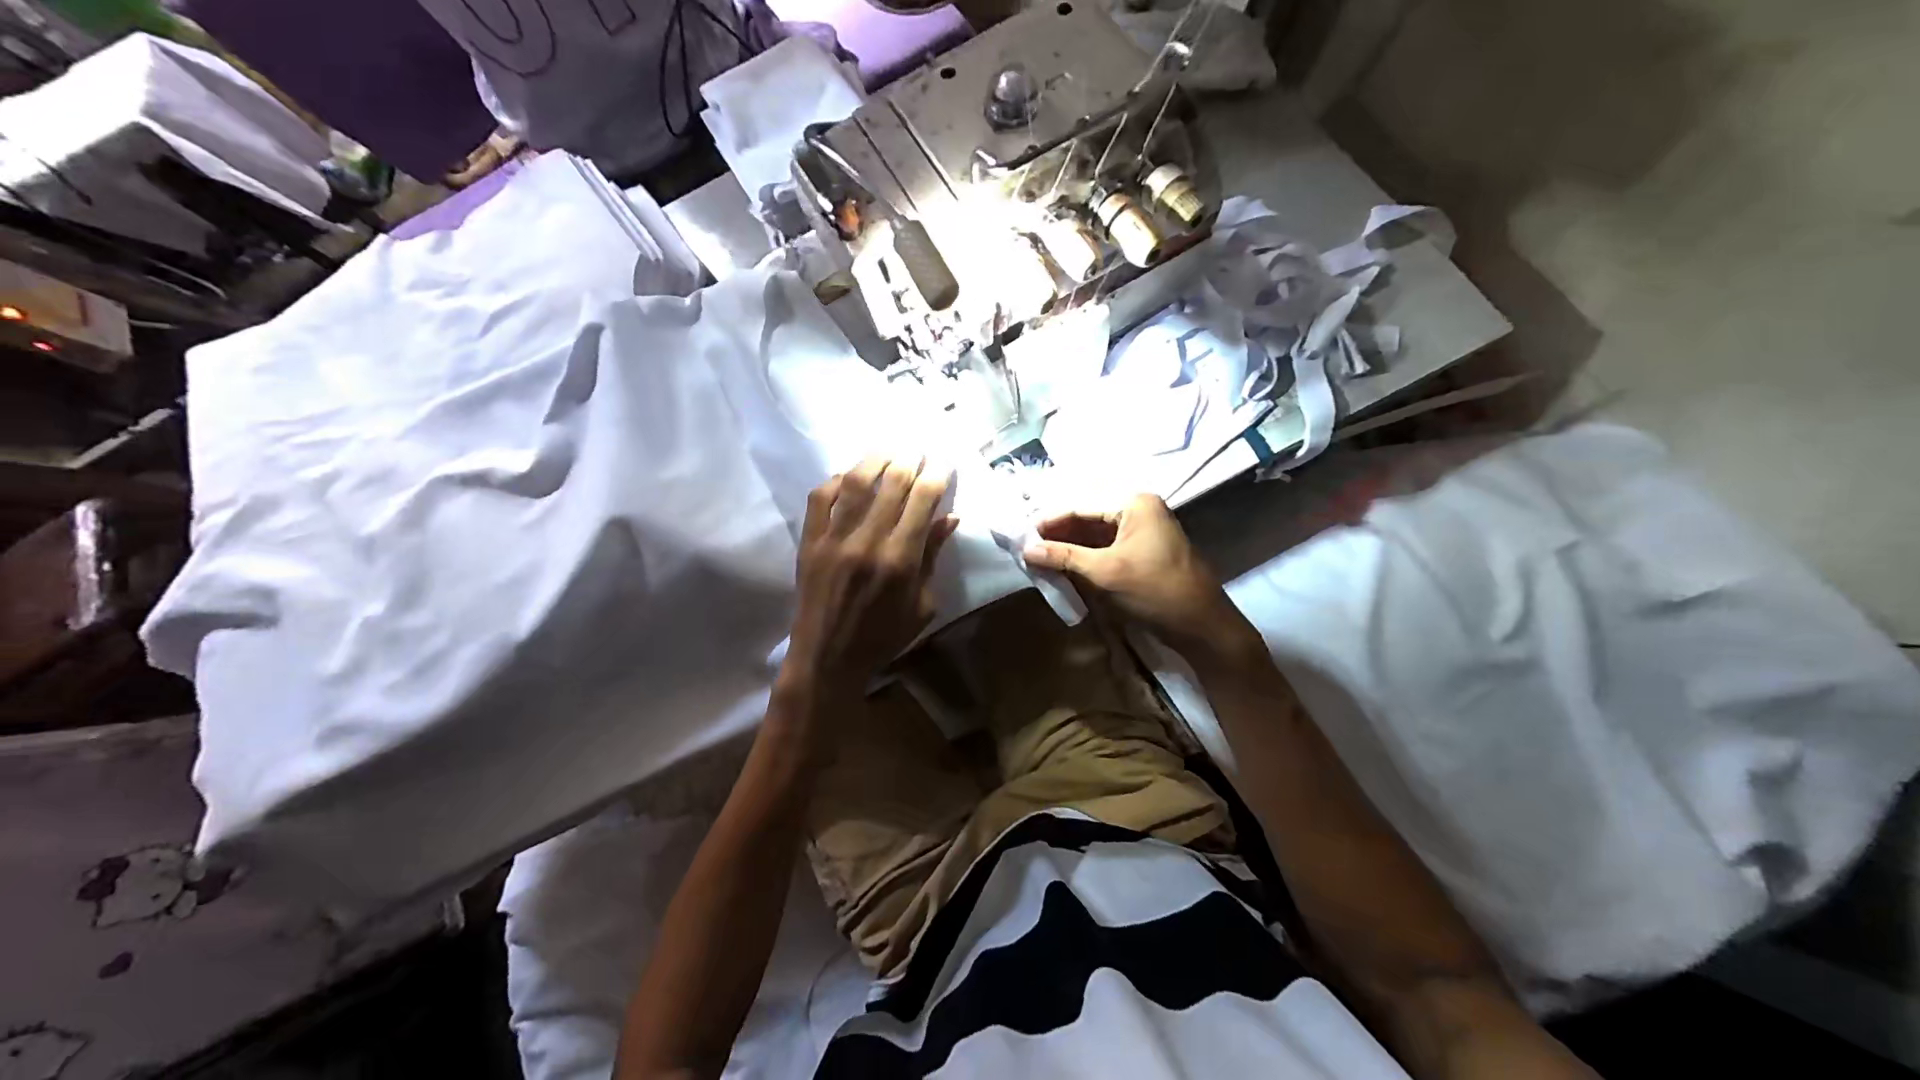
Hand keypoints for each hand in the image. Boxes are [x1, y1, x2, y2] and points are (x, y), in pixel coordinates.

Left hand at [785, 457, 958, 695]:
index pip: (922, 502)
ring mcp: (833, 539)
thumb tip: (949, 518)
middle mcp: (867, 542)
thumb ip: (932, 557)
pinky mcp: (809, 542)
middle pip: (891, 484)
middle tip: (919, 448)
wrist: (827, 658)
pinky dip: (835, 481)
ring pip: (854, 483)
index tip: (943, 463)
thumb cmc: (882, 637)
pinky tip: (849, 477)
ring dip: (874, 460)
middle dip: (910, 460)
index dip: (936, 476)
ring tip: (889, 450)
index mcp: (900, 560)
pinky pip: (820, 499)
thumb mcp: (921, 605)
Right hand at [1023, 495, 1254, 656]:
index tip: (1022, 536)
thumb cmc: (1154, 590)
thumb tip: (1026, 549)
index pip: (1081, 508)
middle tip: (1027, 551)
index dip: (1050, 523)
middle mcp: (1140, 512)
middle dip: (1059, 537)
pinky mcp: (1144, 556)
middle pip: (1088, 522)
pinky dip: (1086, 561)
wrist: (1201, 626)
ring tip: (1039, 562)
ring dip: (1070, 551)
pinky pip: (1107, 552)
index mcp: (1135, 504)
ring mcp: (1144, 534)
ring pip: (1096, 539)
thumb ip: (1064, 557)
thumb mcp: (1104, 572)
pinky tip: (1064, 571)